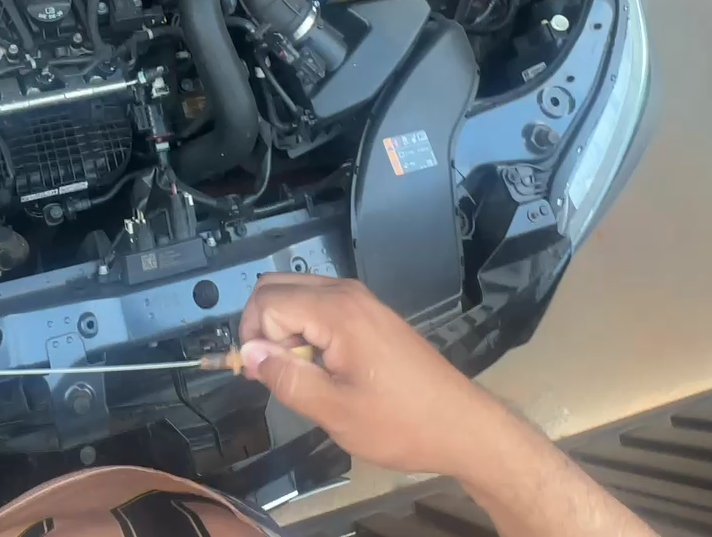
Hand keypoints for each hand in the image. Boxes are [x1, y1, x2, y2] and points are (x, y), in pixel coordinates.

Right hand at [238, 273, 486, 474]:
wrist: (462, 425)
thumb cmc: (400, 423)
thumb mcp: (336, 412)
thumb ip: (287, 379)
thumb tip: (248, 353)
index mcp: (336, 311)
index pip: (268, 302)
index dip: (255, 337)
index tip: (263, 375)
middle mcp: (344, 291)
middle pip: (275, 286)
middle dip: (262, 325)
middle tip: (275, 370)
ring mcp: (358, 297)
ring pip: (294, 291)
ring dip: (282, 325)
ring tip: (299, 371)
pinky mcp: (366, 310)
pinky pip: (316, 300)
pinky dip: (303, 324)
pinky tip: (319, 362)